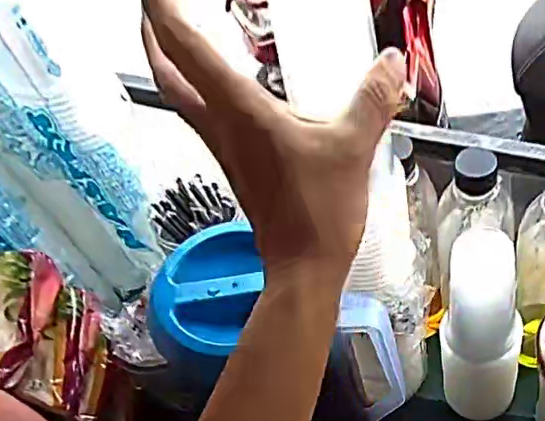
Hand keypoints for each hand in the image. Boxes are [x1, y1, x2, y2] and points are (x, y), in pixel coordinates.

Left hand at [142, 0, 404, 280]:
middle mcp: (222, 128)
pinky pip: (208, 124)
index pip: (179, 40)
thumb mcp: (352, 151)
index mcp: (238, 109)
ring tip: (182, 43)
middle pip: (164, 69)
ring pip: (181, 98)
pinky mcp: (241, 174)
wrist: (305, 269)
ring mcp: (228, 154)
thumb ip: (371, 103)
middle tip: (157, 7)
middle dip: (154, 30)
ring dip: (173, 65)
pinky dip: (204, 99)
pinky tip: (229, 101)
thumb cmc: (317, 216)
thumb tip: (390, 64)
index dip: (160, 3)